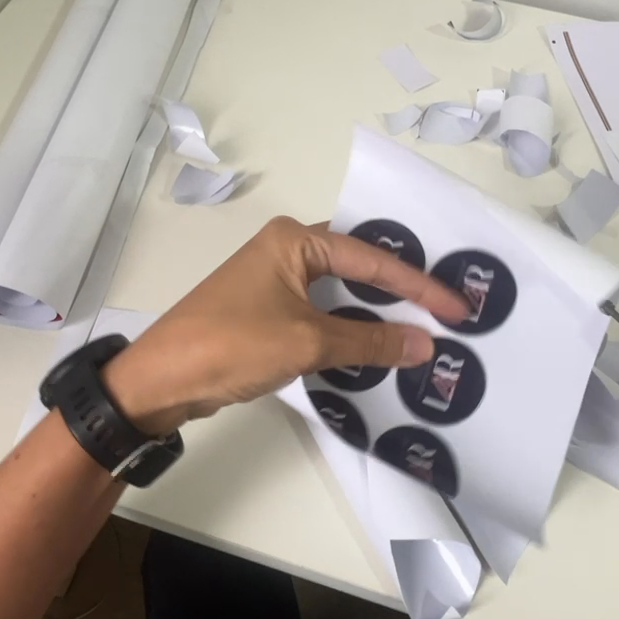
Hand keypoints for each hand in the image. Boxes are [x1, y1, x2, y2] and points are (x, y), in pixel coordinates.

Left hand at [102, 216, 466, 435]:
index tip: (457, 309)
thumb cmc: (232, 346)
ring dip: (375, 312)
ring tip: (421, 327)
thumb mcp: (308, 343)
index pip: (372, 259)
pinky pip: (322, 310)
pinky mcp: (267, 308)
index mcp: (295, 239)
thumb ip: (369, 343)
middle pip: (358, 266)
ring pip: (340, 291)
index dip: (419, 286)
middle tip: (446, 312)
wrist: (161, 380)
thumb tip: (424, 344)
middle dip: (401, 291)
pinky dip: (349, 327)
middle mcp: (286, 248)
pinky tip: (375, 343)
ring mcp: (275, 278)